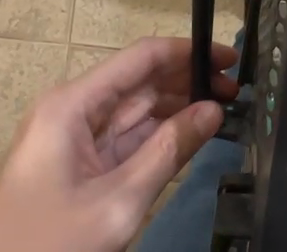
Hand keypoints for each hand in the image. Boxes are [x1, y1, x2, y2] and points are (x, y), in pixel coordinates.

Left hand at [0, 36, 238, 251]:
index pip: (141, 58)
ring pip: (136, 110)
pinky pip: (125, 140)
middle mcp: (73, 109)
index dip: (188, 53)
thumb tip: (213, 110)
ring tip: (225, 110)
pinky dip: (160, 136)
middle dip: (188, 81)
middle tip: (238, 91)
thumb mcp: (117, 203)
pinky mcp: (77, 167)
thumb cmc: (49, 245)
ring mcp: (73, 139)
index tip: (230, 60)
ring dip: (178, 108)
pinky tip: (192, 135)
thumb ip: (168, 152)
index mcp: (73, 104)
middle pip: (140, 81)